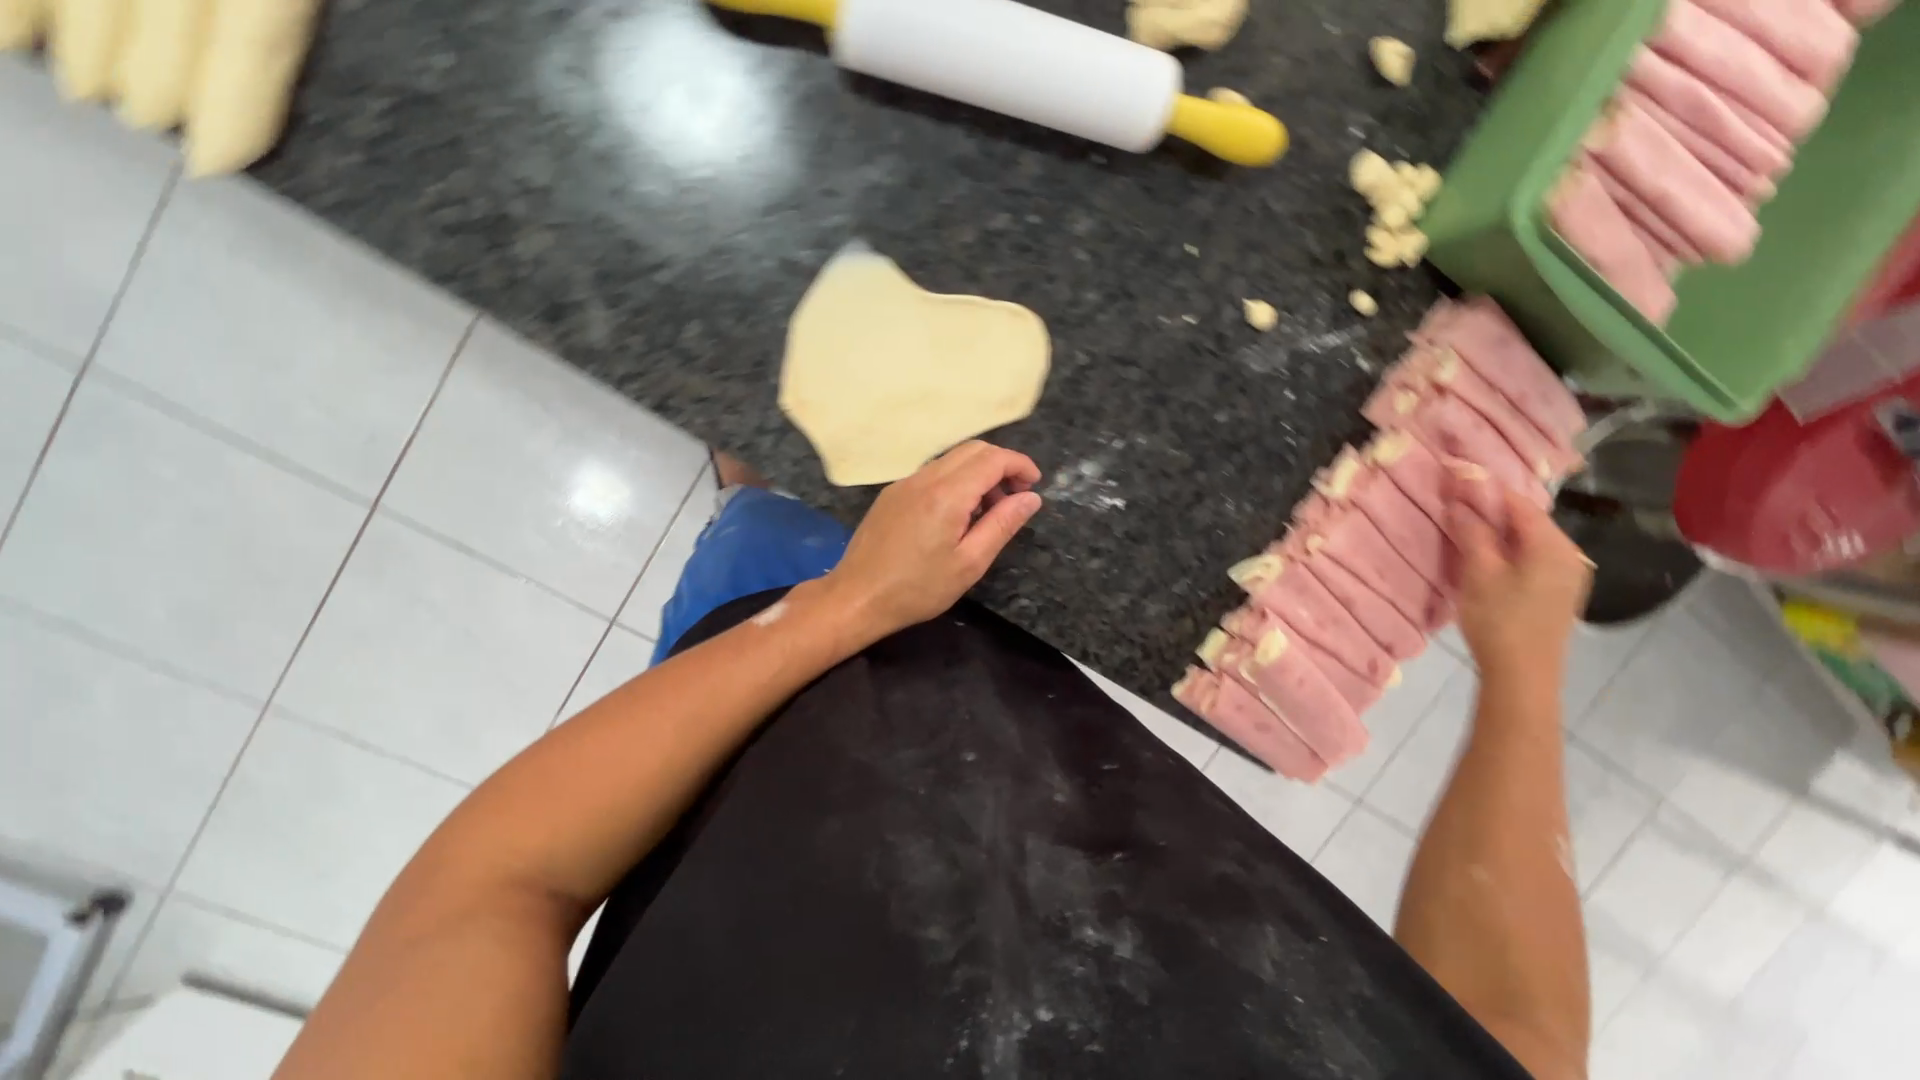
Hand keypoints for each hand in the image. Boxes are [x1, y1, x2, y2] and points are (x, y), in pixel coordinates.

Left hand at [822, 441, 1043, 639]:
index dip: (1020, 465)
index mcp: (946, 494)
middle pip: (973, 450)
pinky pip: (932, 474)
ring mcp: (904, 483)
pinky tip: (957, 517)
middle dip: (1002, 465)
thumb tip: (1030, 498)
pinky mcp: (892, 494)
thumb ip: (1002, 525)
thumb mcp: (969, 563)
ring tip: (989, 512)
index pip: (993, 458)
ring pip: (952, 459)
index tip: (1035, 486)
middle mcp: (924, 478)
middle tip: (1016, 498)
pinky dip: (956, 482)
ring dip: (978, 474)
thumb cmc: (917, 589)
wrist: (856, 597)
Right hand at [1451, 485, 1591, 679]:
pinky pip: (1532, 559)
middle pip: (1525, 521)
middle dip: (1489, 511)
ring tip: (1463, 533)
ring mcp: (1568, 576)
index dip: (1485, 489)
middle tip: (1454, 508)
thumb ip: (1472, 531)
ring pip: (1527, 541)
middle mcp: (1569, 554)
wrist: (1523, 676)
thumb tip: (1461, 498)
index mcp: (1554, 544)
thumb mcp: (1479, 572)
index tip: (1454, 481)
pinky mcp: (1558, 594)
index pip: (1517, 502)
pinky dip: (1507, 552)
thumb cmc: (1499, 620)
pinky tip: (1484, 561)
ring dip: (1496, 534)